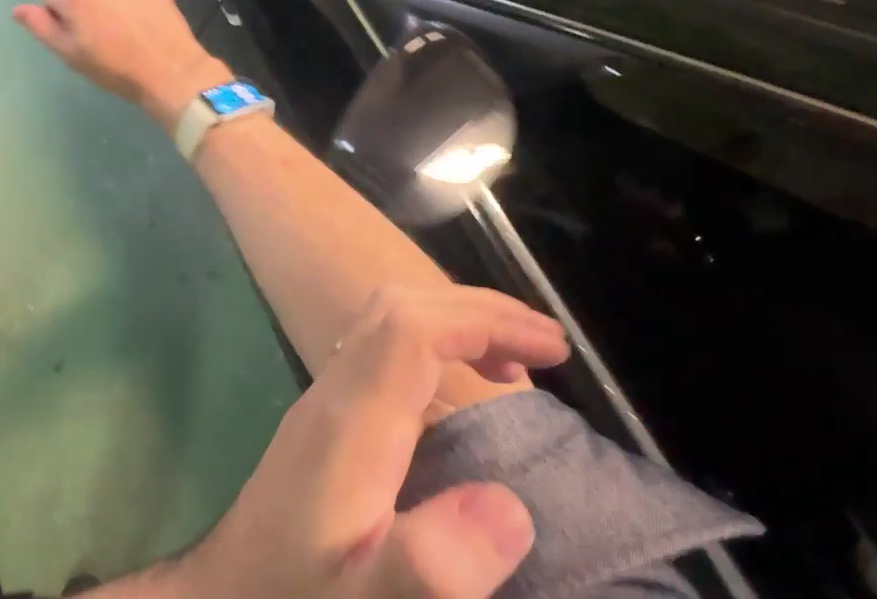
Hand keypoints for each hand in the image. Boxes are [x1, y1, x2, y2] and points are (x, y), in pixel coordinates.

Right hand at [13, 0, 229, 125]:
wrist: (169, 69)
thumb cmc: (114, 69)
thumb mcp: (70, 54)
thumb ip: (41, 27)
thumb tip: (17, 9)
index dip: (57, 13)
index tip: (72, 34)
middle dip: (83, 5)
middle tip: (100, 36)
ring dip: (106, 0)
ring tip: (123, 29)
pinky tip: (142, 20)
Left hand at [173, 286, 570, 598]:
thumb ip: (430, 566)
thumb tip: (508, 505)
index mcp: (348, 427)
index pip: (410, 330)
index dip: (483, 323)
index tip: (555, 351)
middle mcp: (330, 399)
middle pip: (396, 311)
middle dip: (476, 311)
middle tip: (551, 346)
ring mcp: (321, 407)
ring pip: (382, 327)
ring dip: (452, 325)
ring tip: (519, 362)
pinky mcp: (322, 426)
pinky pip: (378, 356)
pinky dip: (430, 350)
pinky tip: (460, 396)